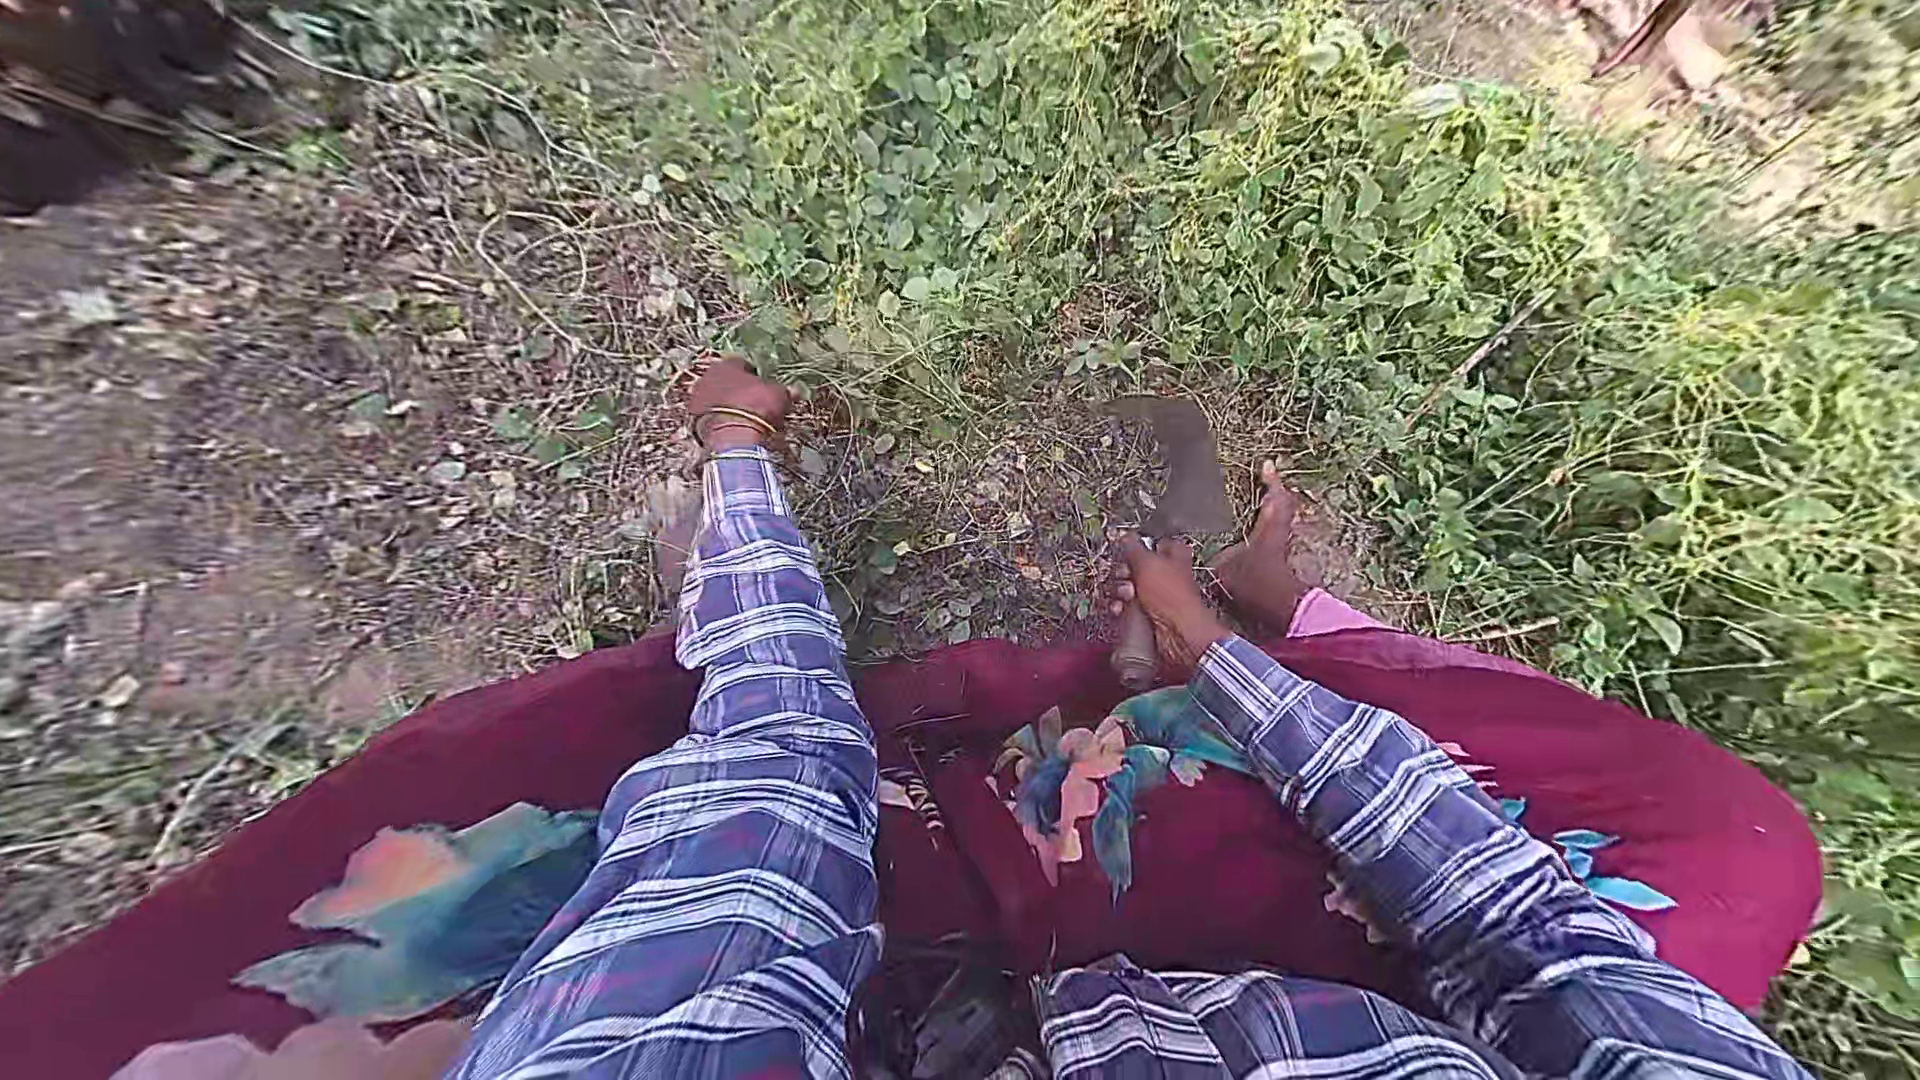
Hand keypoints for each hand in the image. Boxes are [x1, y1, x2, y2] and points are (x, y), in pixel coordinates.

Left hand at [687, 357, 791, 449]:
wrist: (732, 436)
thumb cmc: (758, 407)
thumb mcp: (779, 396)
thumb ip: (785, 391)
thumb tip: (794, 391)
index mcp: (728, 363)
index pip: (743, 364)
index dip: (756, 376)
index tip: (765, 388)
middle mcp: (708, 375)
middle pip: (726, 381)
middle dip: (739, 391)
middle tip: (755, 405)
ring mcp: (697, 397)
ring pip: (717, 399)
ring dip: (729, 406)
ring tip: (745, 421)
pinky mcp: (692, 419)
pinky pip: (711, 417)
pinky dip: (721, 421)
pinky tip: (733, 430)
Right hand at [1112, 534, 1231, 673]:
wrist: (1177, 634)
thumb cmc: (1169, 594)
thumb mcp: (1147, 563)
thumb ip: (1132, 547)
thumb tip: (1123, 533)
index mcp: (1172, 555)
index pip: (1152, 543)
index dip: (1138, 546)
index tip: (1126, 551)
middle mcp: (1164, 573)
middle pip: (1133, 564)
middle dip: (1123, 571)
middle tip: (1125, 577)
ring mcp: (1154, 594)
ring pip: (1125, 584)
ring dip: (1119, 590)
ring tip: (1126, 597)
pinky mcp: (1144, 612)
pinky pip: (1124, 604)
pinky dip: (1119, 606)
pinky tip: (1119, 609)